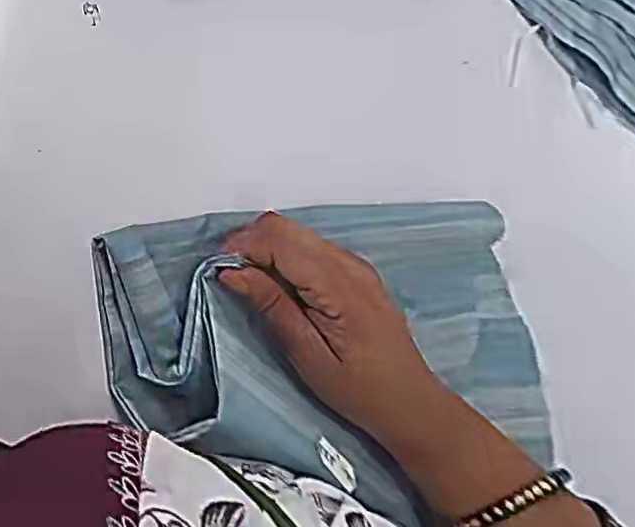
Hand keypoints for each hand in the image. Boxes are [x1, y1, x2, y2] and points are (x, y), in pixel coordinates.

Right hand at [219, 213, 455, 447]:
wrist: (415, 408)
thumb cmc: (360, 391)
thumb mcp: (308, 356)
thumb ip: (271, 306)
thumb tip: (230, 271)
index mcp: (340, 287)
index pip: (279, 242)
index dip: (242, 246)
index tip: (219, 268)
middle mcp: (348, 264)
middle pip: (284, 227)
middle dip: (247, 240)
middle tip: (229, 270)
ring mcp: (353, 263)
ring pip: (293, 230)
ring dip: (262, 243)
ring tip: (247, 275)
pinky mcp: (352, 268)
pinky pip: (306, 242)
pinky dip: (280, 250)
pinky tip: (274, 278)